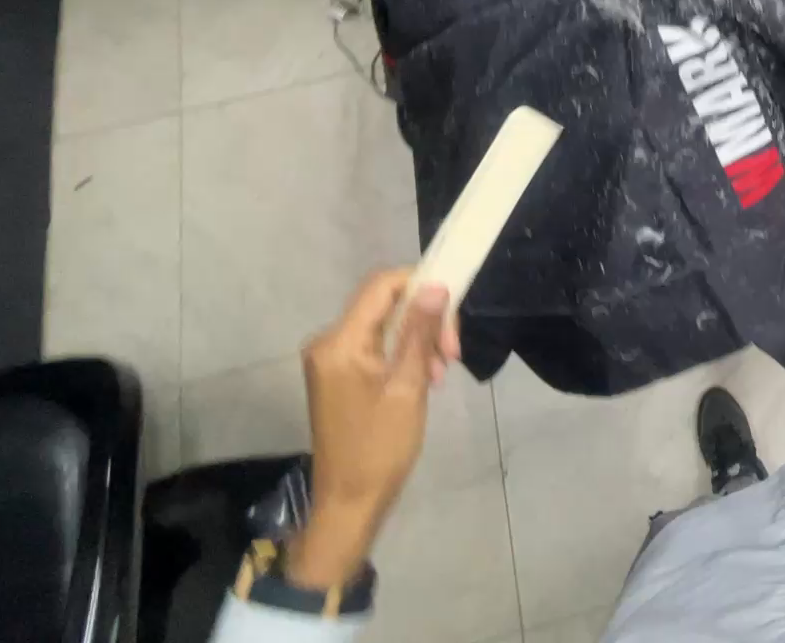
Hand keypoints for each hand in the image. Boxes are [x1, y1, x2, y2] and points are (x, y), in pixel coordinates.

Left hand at [286, 269, 461, 588]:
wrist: (350, 501)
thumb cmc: (380, 445)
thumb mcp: (408, 385)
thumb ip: (420, 331)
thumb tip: (437, 285)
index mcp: (340, 342)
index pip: (382, 285)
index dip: (422, 283)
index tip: (455, 308)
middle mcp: (329, 342)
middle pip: (387, 302)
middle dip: (427, 318)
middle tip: (453, 353)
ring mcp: (333, 358)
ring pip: (387, 323)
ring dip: (421, 338)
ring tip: (440, 372)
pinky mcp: (341, 373)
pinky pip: (380, 343)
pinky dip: (406, 352)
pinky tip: (425, 376)